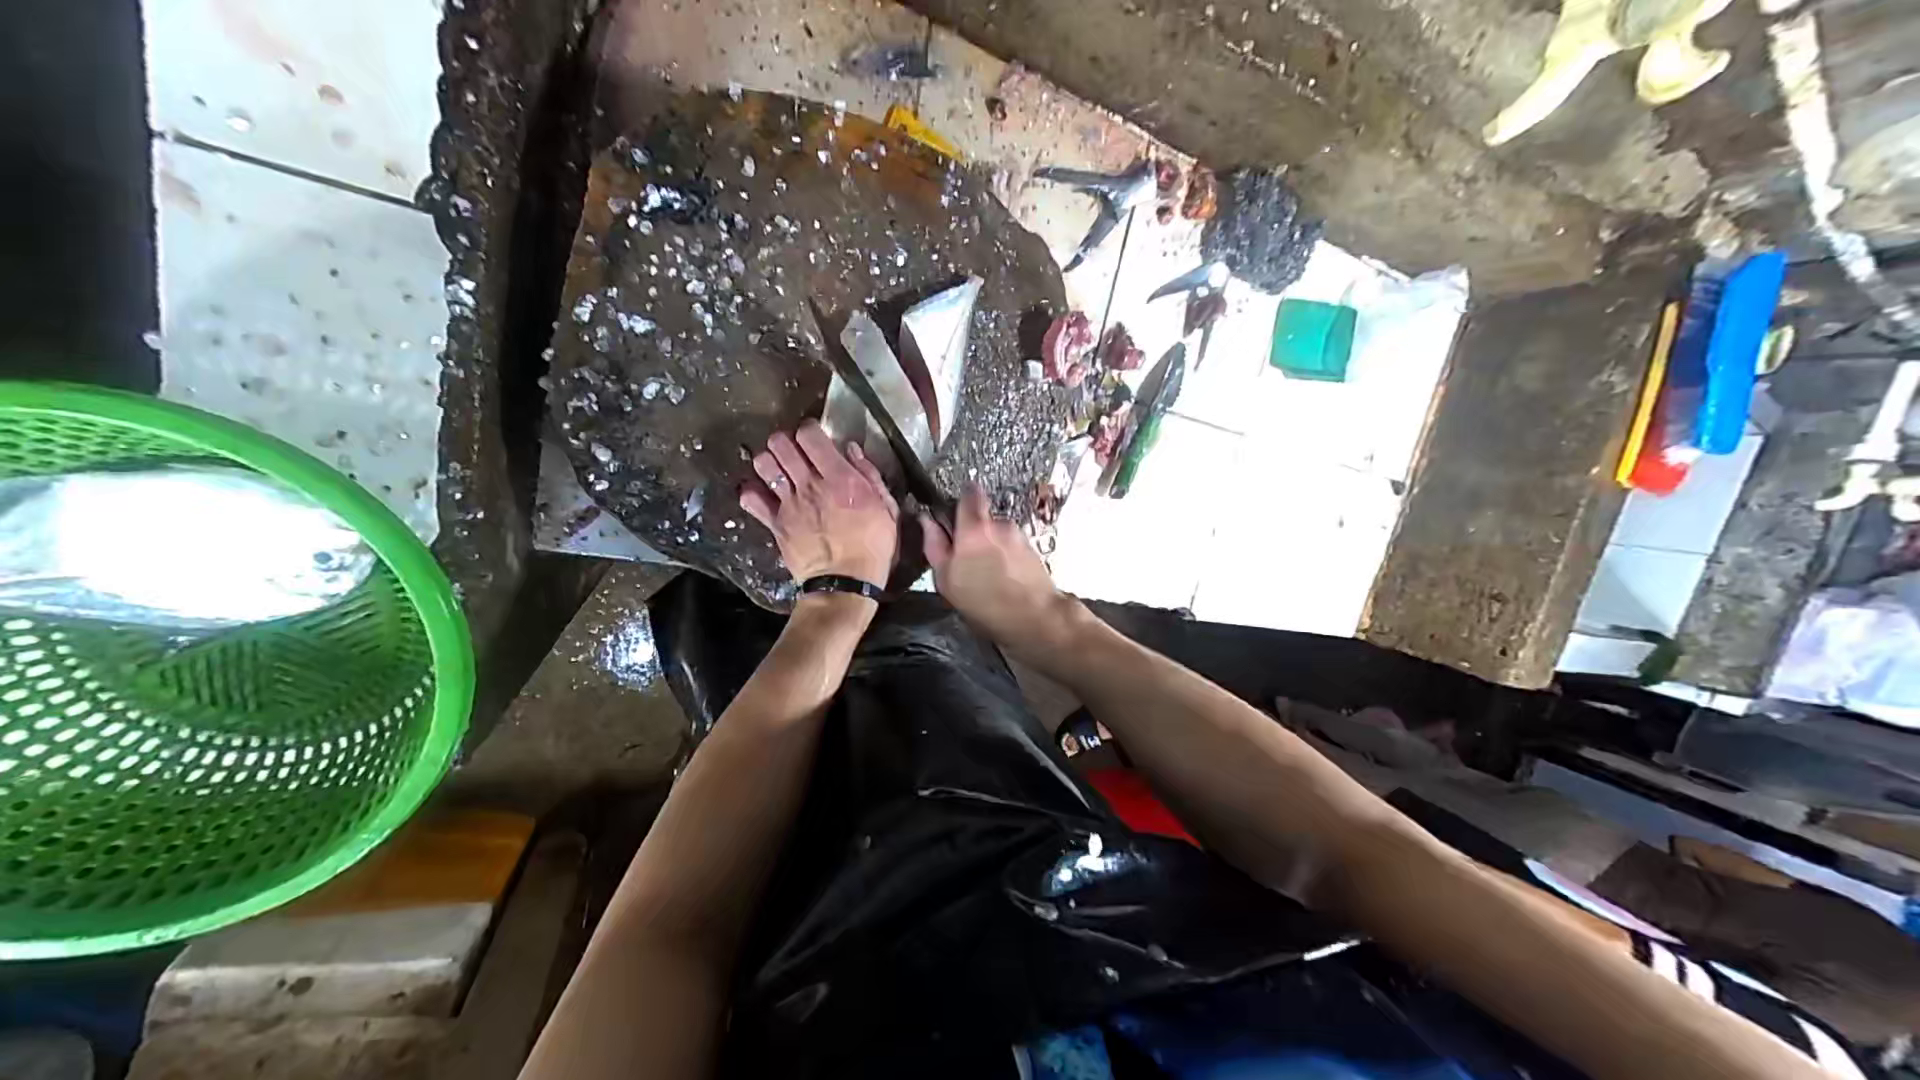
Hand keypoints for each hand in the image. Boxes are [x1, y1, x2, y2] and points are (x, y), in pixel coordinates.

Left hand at [740, 421, 898, 588]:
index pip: (809, 435)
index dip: (810, 430)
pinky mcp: (775, 524)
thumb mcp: (887, 508)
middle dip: (785, 441)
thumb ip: (869, 475)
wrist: (846, 584)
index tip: (816, 438)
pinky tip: (763, 494)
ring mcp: (789, 504)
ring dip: (769, 462)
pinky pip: (751, 499)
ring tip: (780, 471)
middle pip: (780, 443)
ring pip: (763, 464)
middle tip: (795, 452)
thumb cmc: (874, 547)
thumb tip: (850, 449)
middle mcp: (810, 485)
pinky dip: (753, 493)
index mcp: (840, 478)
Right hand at [919, 488, 1084, 659]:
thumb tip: (927, 523)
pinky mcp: (1033, 552)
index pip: (969, 493)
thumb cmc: (986, 603)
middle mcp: (1000, 525)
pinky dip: (1005, 559)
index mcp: (975, 528)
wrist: (1035, 619)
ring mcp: (1019, 537)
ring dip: (990, 549)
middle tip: (964, 560)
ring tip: (985, 576)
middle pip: (982, 519)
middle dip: (973, 534)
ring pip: (997, 535)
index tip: (951, 515)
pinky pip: (1011, 549)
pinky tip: (1002, 581)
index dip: (959, 502)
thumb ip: (935, 545)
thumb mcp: (947, 579)